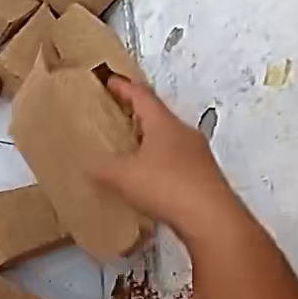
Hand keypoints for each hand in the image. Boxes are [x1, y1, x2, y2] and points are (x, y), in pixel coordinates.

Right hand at [88, 76, 251, 247]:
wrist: (210, 218)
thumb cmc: (166, 186)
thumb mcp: (121, 175)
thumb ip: (100, 167)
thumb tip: (88, 164)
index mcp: (164, 125)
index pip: (142, 97)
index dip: (124, 88)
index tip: (111, 81)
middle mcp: (183, 134)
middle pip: (158, 116)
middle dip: (136, 113)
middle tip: (116, 114)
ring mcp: (196, 155)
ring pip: (167, 139)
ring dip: (147, 139)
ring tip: (126, 148)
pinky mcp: (201, 176)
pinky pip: (173, 160)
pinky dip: (156, 161)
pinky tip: (144, 177)